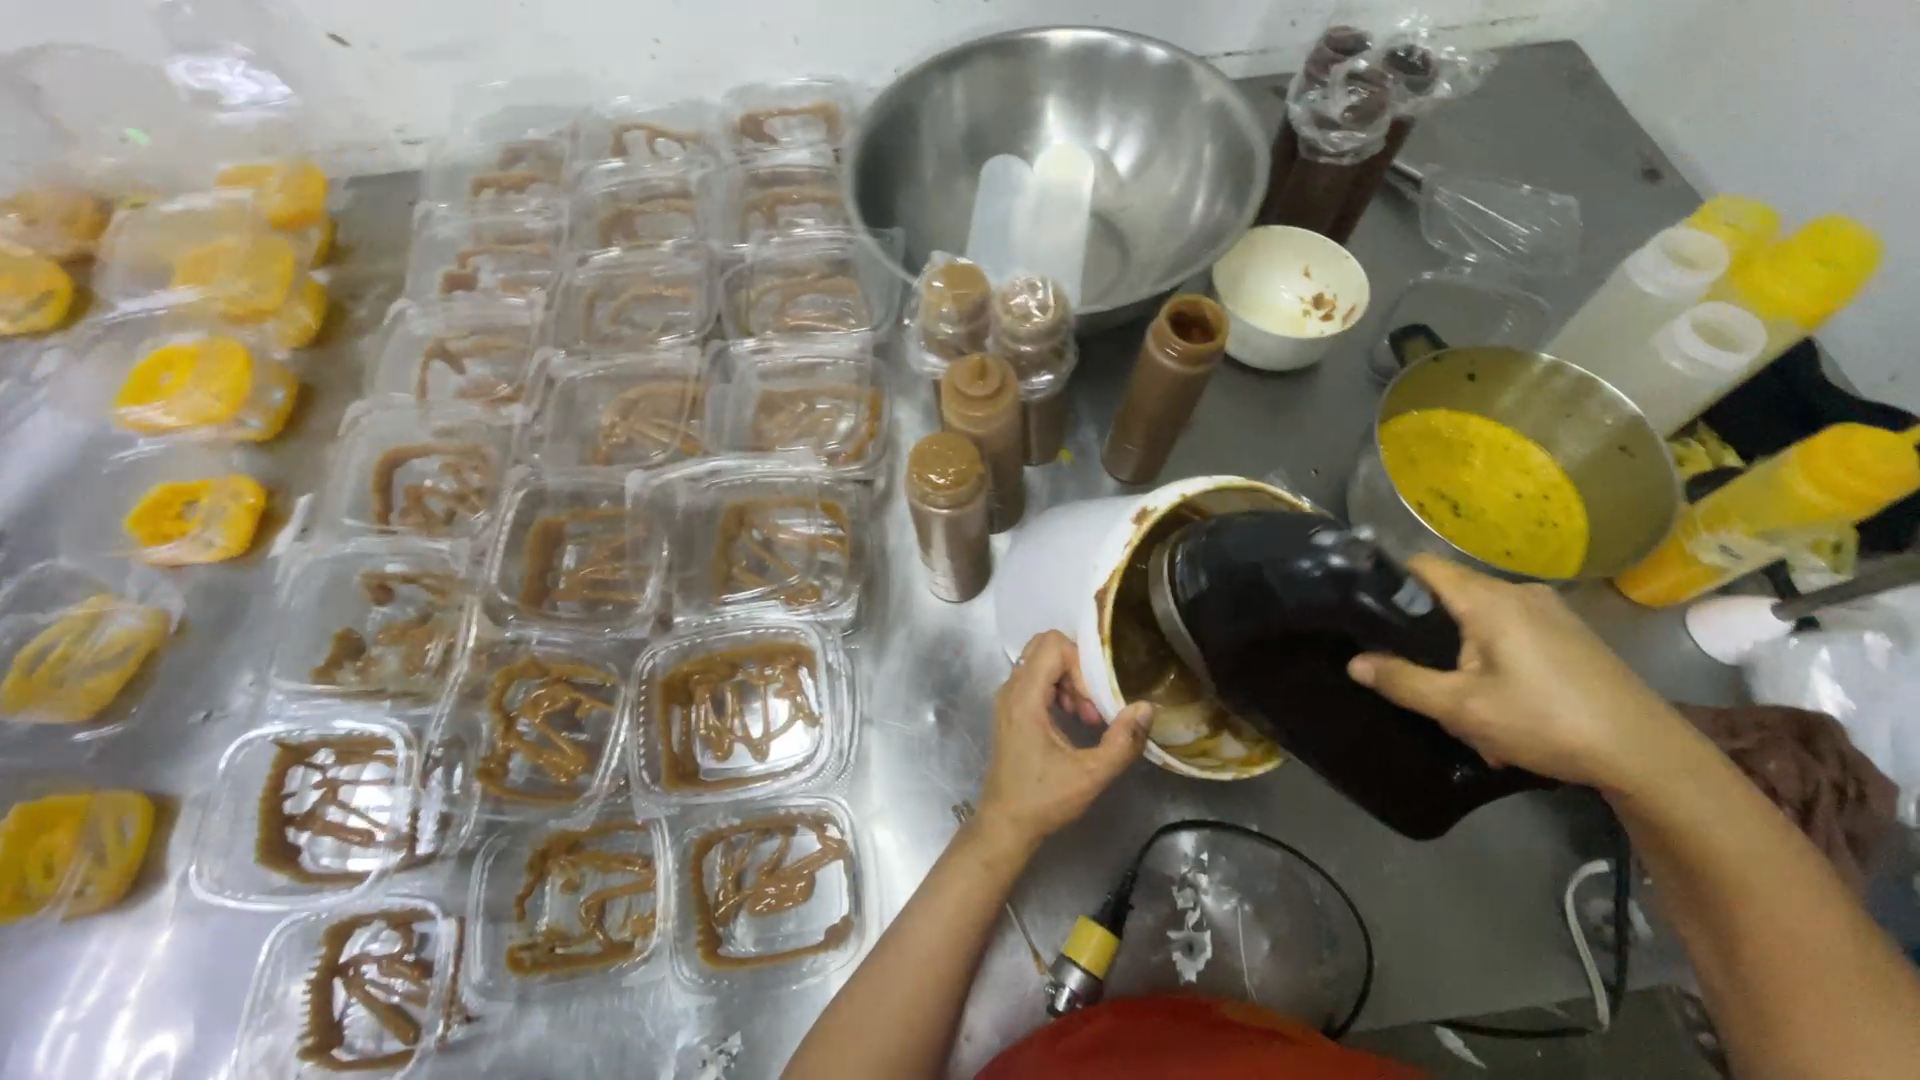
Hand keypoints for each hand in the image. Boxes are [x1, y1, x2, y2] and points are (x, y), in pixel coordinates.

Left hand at [977, 631, 1153, 845]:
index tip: (1094, 699)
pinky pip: (1036, 680)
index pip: (1053, 645)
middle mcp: (1010, 690)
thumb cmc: (1044, 800)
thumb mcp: (1091, 775)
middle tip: (1093, 703)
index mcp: (1024, 698)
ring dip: (1070, 681)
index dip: (1081, 663)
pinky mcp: (1011, 710)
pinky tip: (1075, 721)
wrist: (1006, 824)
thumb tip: (1146, 708)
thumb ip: (1122, 741)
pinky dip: (1059, 690)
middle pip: (1045, 647)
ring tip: (1088, 717)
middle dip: (1077, 668)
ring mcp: (1007, 699)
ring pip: (1041, 663)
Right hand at [1346, 556, 1701, 792]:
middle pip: (1451, 598)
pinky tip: (1502, 709)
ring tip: (1464, 707)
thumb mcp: (1461, 708)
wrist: (1646, 753)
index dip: (1388, 580)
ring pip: (1481, 624)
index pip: (1423, 566)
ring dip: (1464, 661)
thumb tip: (1355, 662)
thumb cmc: (1545, 721)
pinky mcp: (1570, 635)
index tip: (1365, 610)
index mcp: (1489, 600)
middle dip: (1429, 638)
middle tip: (1417, 679)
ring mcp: (1551, 613)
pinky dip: (1494, 666)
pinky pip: (1511, 637)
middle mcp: (1520, 594)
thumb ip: (1402, 681)